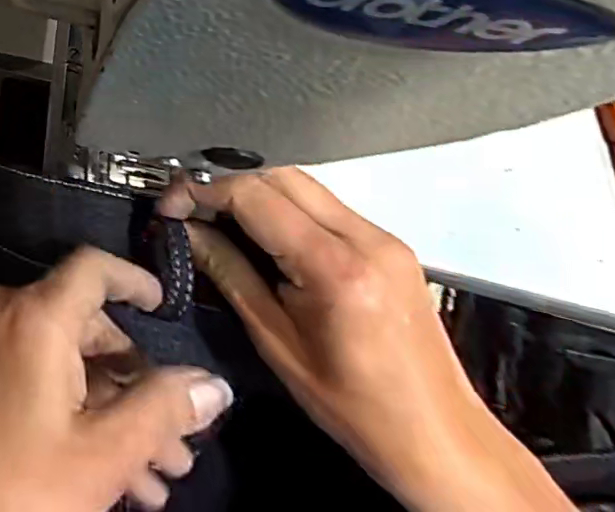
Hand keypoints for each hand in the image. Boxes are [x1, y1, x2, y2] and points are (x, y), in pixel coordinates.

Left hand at [0, 247, 233, 511]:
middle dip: (137, 379)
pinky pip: (40, 371)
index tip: (165, 306)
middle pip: (88, 323)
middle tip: (177, 437)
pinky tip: (117, 472)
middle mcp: (11, 310)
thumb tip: (215, 385)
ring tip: (160, 472)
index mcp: (38, 312)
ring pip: (68, 358)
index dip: (135, 280)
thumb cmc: (16, 481)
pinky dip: (77, 407)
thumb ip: (162, 411)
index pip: (95, 268)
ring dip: (114, 407)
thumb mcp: (101, 452)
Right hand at [159, 171, 572, 511]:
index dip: (204, 190)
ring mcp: (383, 235)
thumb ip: (228, 273)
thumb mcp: (276, 342)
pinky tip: (266, 231)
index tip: (172, 204)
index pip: (255, 196)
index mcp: (335, 268)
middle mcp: (365, 237)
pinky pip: (324, 203)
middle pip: (279, 175)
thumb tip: (187, 229)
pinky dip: (286, 205)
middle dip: (228, 184)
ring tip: (222, 217)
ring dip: (256, 190)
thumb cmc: (354, 407)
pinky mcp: (390, 242)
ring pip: (302, 182)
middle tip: (192, 209)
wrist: (442, 439)